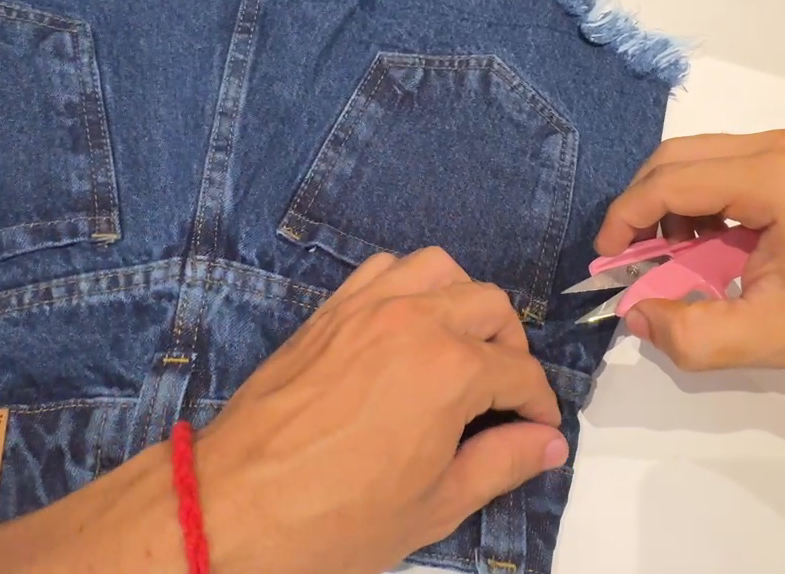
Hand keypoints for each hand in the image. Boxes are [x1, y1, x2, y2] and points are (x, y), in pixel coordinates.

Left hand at [197, 248, 567, 573]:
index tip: (540, 427)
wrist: (235, 504)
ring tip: (460, 345)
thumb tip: (550, 442)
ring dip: (464, 301)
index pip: (520, 372)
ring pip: (442, 268)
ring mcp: (372, 302)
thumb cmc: (338, 517)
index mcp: (451, 368)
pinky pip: (388, 267)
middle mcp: (418, 318)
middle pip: (491, 306)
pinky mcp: (335, 304)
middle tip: (504, 392)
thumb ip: (502, 463)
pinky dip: (412, 283)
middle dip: (511, 348)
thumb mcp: (434, 505)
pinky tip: (408, 320)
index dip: (540, 403)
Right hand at [596, 130, 784, 376]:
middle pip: (675, 158)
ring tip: (667, 254)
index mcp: (771, 177)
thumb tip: (634, 314)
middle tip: (627, 256)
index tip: (605, 260)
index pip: (671, 182)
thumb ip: (693, 335)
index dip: (625, 218)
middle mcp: (774, 146)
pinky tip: (704, 242)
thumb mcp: (771, 338)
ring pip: (695, 158)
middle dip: (640, 205)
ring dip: (667, 202)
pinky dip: (695, 199)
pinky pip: (720, 166)